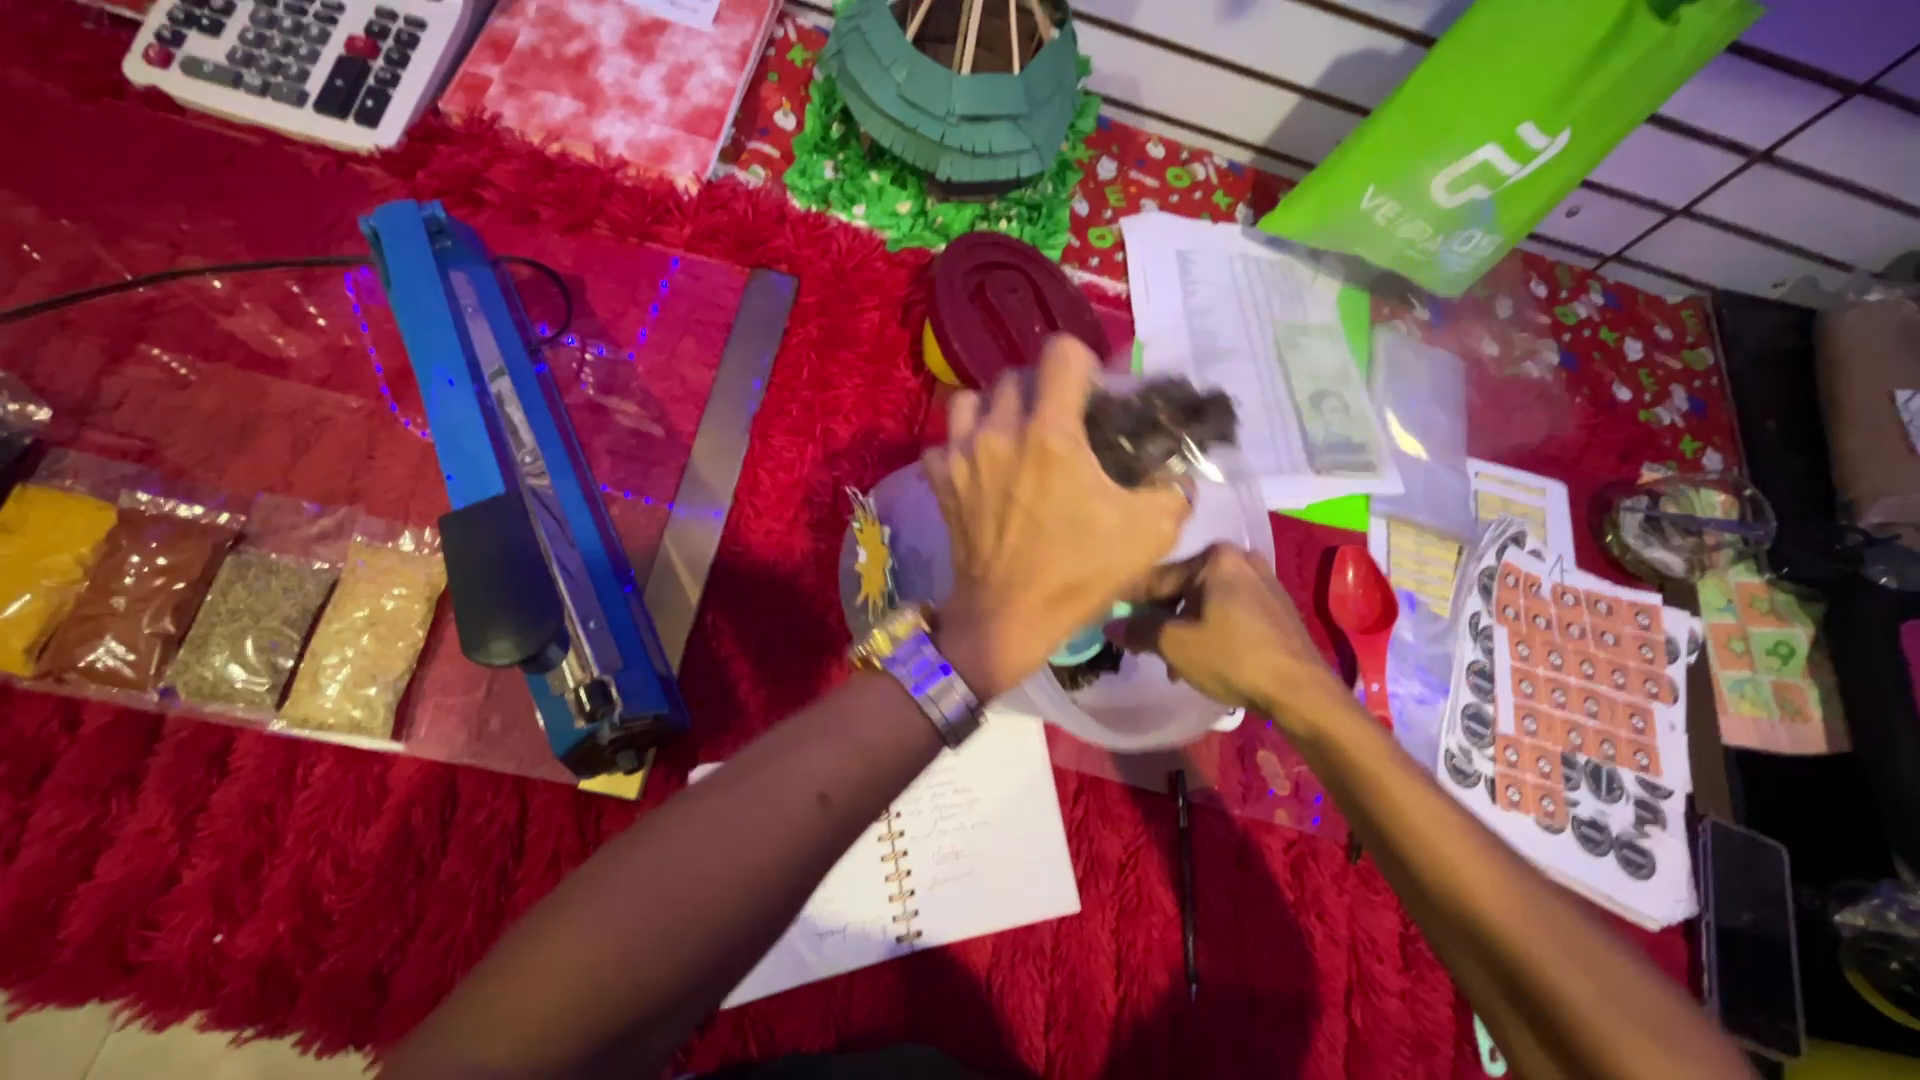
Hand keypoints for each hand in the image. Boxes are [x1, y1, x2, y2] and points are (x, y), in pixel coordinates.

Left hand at [922, 336, 1190, 699]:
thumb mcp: (1150, 533)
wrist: (1008, 618)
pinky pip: (945, 442)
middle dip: (1043, 390)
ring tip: (1015, 436)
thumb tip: (1176, 471)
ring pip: (973, 399)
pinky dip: (962, 446)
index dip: (1084, 363)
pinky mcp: (940, 481)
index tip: (1094, 393)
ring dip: (996, 410)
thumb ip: (1172, 489)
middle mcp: (1000, 431)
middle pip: (1017, 375)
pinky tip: (981, 467)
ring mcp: (962, 455)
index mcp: (1051, 433)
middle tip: (1062, 421)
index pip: (1062, 352)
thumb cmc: (1078, 574)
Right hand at [1108, 543, 1345, 726]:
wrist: (1301, 691)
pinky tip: (1205, 659)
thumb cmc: (1233, 658)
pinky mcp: (1277, 607)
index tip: (1112, 620)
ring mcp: (1264, 582)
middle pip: (1184, 587)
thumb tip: (1111, 626)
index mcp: (1216, 557)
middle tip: (1143, 646)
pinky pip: (1230, 611)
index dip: (1131, 602)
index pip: (1159, 577)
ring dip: (1185, 627)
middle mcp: (1241, 559)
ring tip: (1174, 662)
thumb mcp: (1176, 645)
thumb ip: (1139, 630)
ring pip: (1207, 601)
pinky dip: (1211, 629)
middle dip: (1162, 618)